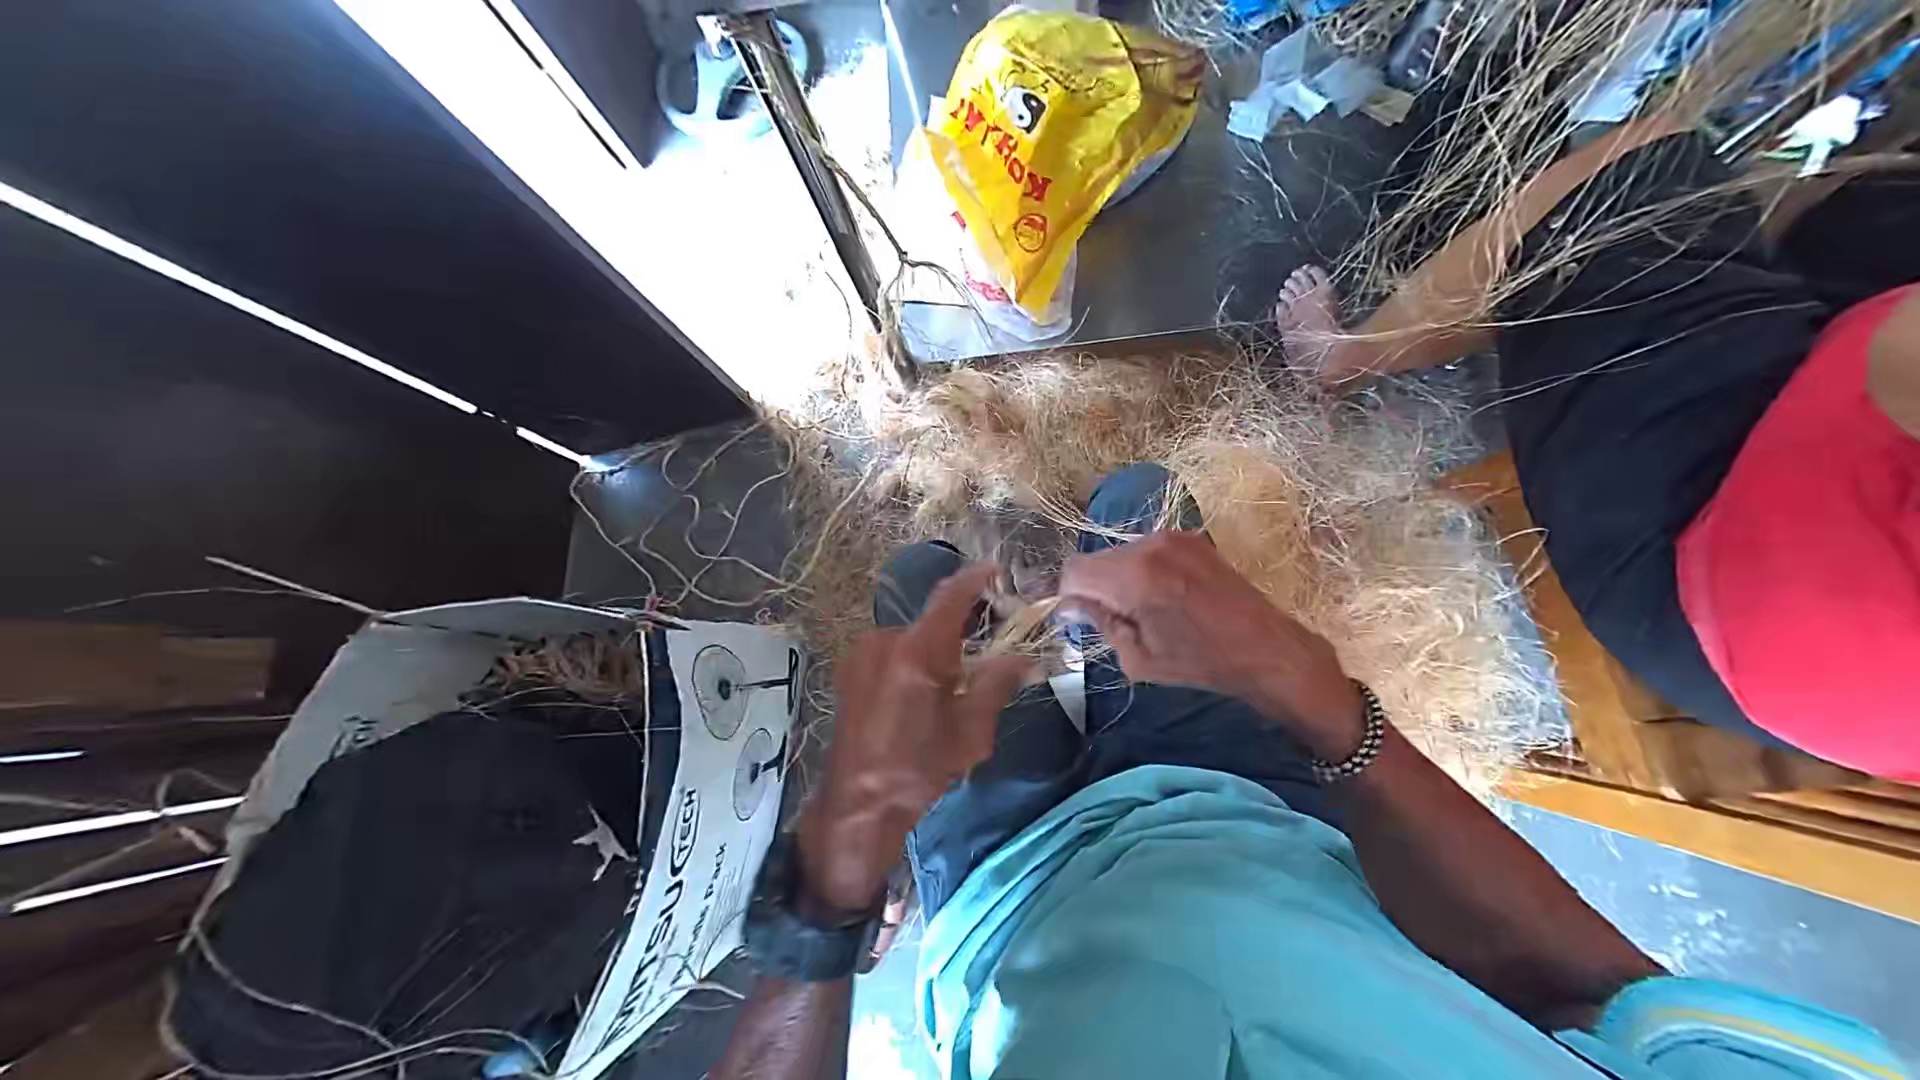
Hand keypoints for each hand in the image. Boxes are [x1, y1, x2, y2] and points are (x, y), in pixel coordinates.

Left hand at [798, 564, 1030, 913]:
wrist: (857, 806)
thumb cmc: (919, 770)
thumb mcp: (970, 731)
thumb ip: (997, 684)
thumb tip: (1025, 658)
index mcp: (917, 650)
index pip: (950, 597)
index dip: (975, 578)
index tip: (995, 570)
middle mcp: (884, 640)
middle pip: (933, 622)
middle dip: (961, 632)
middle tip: (986, 650)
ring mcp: (860, 654)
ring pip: (911, 640)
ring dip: (934, 651)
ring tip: (949, 687)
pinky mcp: (848, 671)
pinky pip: (890, 653)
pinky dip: (911, 661)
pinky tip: (918, 695)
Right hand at [1056, 531, 1362, 758]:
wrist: (1269, 650)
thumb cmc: (1202, 664)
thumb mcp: (1139, 657)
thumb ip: (1101, 623)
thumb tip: (1074, 606)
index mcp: (1134, 576)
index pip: (1073, 571)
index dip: (1068, 595)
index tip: (1078, 616)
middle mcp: (1151, 545)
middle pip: (1095, 559)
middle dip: (1093, 587)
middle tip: (1111, 618)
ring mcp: (1173, 537)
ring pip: (1120, 553)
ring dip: (1118, 578)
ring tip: (1142, 609)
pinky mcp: (1192, 538)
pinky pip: (1146, 550)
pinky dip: (1142, 570)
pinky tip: (1163, 596)